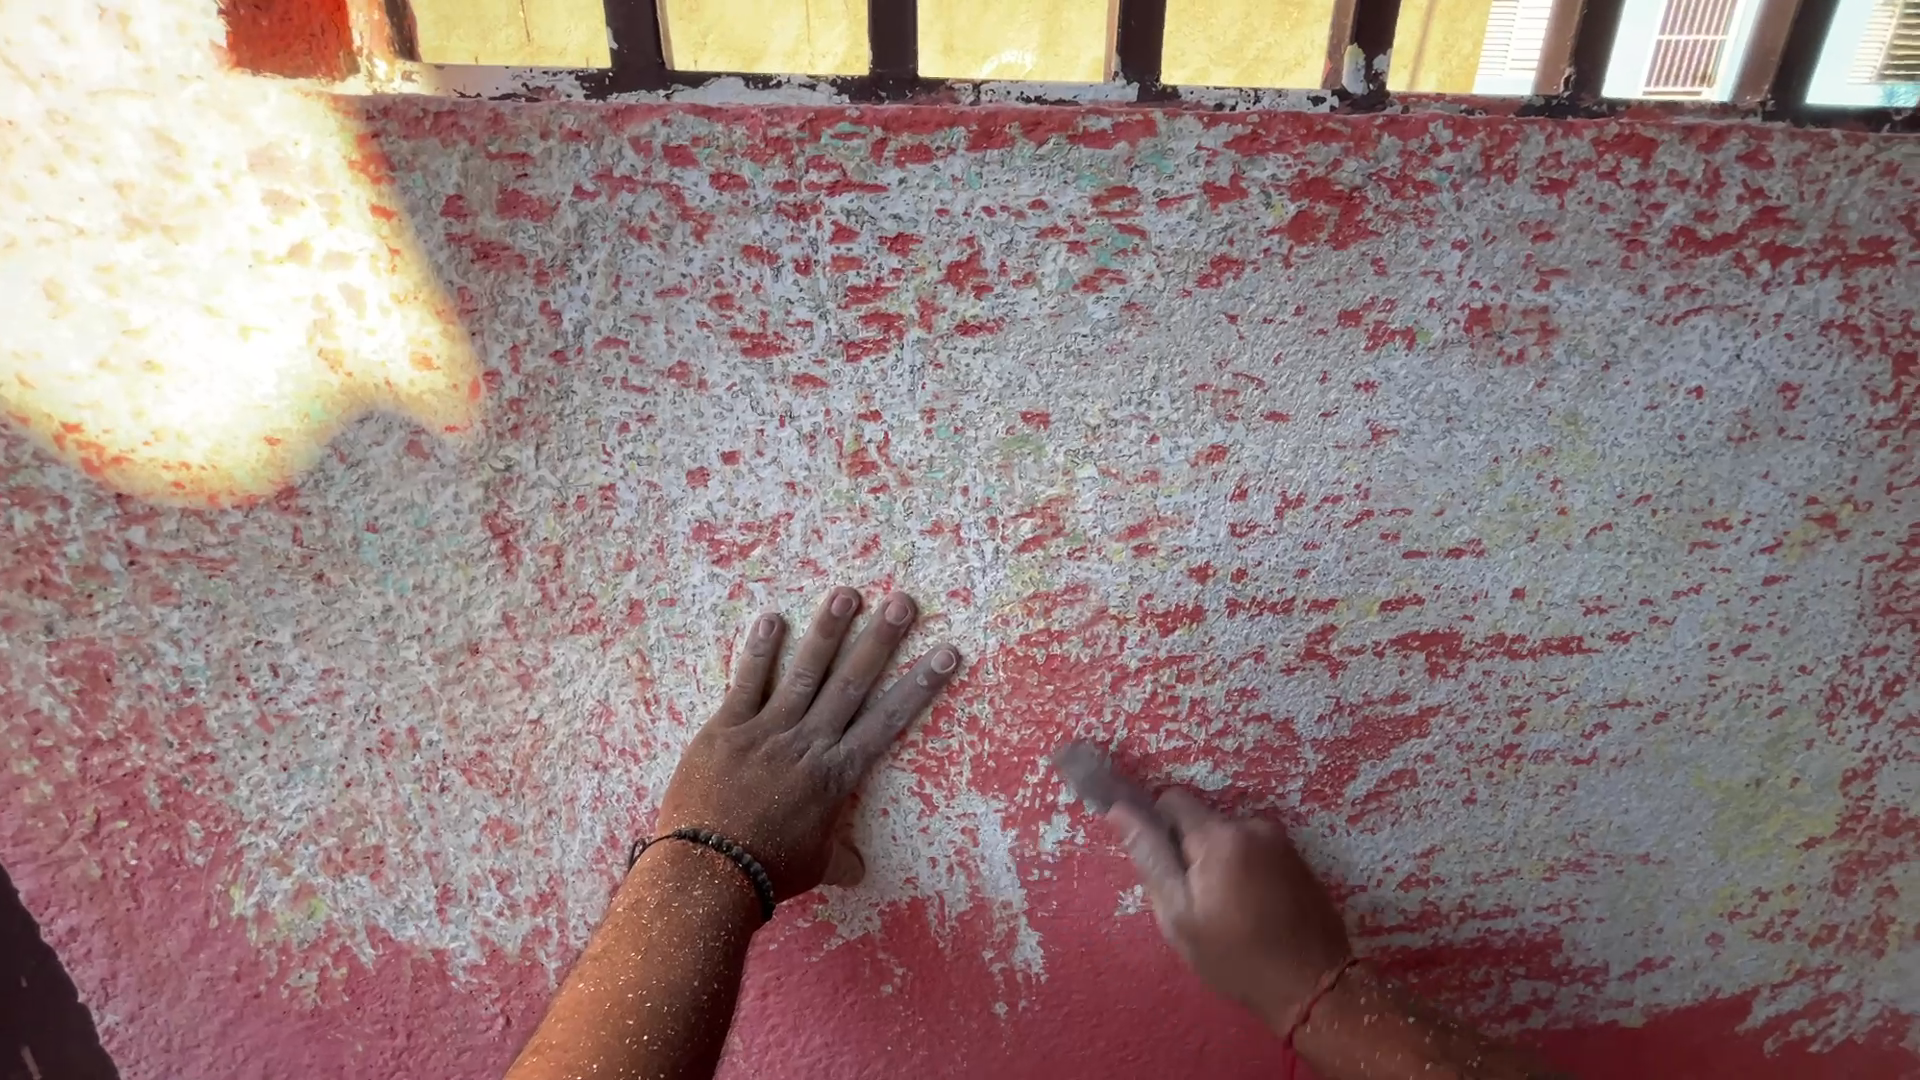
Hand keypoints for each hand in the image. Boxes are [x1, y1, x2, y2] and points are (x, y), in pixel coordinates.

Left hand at [655, 586, 960, 901]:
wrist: (707, 876)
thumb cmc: (768, 872)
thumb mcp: (814, 866)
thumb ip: (840, 858)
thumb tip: (860, 871)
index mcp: (836, 772)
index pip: (888, 720)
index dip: (920, 685)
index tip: (945, 653)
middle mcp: (809, 741)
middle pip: (852, 682)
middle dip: (880, 640)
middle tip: (902, 602)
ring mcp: (767, 730)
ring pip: (804, 672)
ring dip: (827, 631)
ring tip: (846, 594)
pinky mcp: (727, 728)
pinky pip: (746, 683)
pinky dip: (760, 651)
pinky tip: (771, 618)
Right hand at [1108, 789, 1351, 1027]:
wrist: (1315, 991)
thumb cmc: (1235, 957)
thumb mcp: (1178, 914)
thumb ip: (1148, 855)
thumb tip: (1118, 809)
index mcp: (1219, 835)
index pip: (1171, 800)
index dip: (1159, 829)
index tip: (1167, 869)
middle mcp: (1251, 824)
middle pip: (1200, 819)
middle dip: (1190, 848)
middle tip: (1197, 898)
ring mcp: (1279, 840)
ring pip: (1226, 834)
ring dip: (1218, 858)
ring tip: (1228, 906)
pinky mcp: (1296, 856)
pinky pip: (1253, 846)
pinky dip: (1243, 866)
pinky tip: (1252, 906)